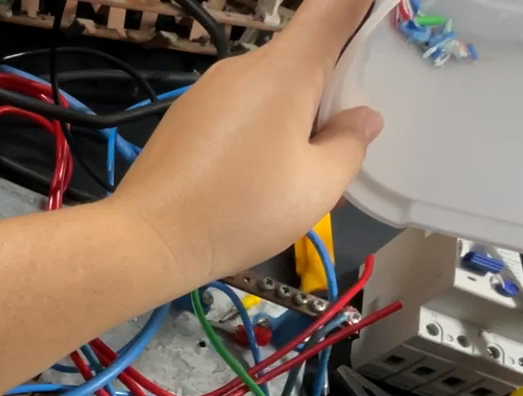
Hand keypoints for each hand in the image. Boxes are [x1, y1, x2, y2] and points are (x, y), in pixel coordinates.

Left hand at [105, 0, 382, 281]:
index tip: (378, 22)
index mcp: (286, 66)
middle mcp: (241, 67)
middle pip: (301, 56)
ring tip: (278, 182)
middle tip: (327, 148)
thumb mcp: (316, 188)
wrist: (144, 244)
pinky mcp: (178, 124)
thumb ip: (350, 146)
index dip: (365, 4)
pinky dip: (247, 140)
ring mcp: (203, 95)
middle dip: (323, 93)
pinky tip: (239, 187)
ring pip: (263, 94)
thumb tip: (360, 120)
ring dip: (283, 124)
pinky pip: (229, 118)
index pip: (338, 2)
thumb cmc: (234, 213)